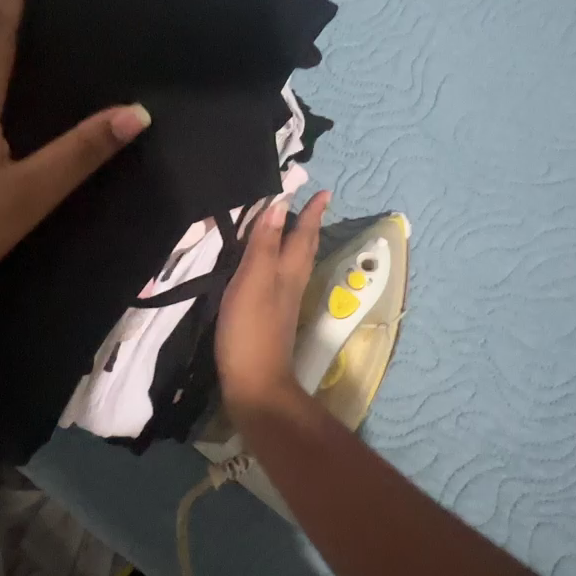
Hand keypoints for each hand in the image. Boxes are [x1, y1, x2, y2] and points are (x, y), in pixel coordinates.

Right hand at [216, 190, 329, 417]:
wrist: (255, 383)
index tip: (324, 192)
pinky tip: (270, 266)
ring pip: (296, 262)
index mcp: (289, 270)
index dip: (311, 213)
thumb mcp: (253, 280)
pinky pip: (282, 277)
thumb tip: (279, 205)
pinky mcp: (272, 317)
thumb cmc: (252, 328)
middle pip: (304, 248)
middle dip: (308, 225)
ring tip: (293, 226)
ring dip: (297, 242)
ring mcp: (284, 302)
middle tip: (312, 204)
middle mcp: (292, 282)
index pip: (303, 234)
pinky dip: (280, 261)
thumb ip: (263, 244)